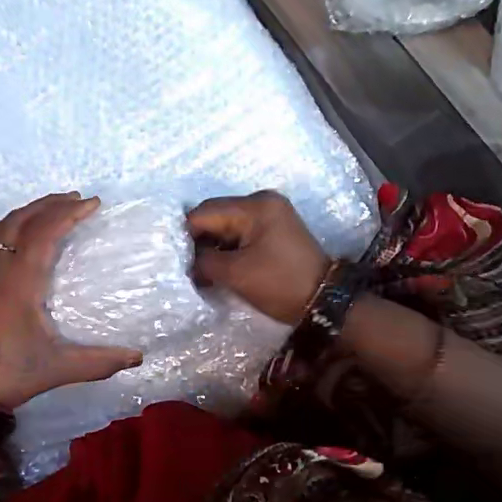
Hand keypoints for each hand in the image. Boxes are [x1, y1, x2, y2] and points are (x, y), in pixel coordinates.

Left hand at [0, 193, 144, 407]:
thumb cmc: (15, 372)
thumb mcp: (62, 368)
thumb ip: (101, 362)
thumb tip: (138, 357)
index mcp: (21, 286)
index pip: (42, 235)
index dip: (67, 215)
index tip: (92, 204)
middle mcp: (1, 272)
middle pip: (21, 222)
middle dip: (50, 204)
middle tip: (79, 199)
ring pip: (3, 227)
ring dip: (29, 210)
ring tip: (55, 205)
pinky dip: (14, 223)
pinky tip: (28, 229)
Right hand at [187, 191, 331, 323]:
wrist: (324, 300)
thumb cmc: (279, 284)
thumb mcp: (236, 274)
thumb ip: (204, 261)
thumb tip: (188, 260)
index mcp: (255, 206)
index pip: (204, 212)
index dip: (187, 236)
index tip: (178, 261)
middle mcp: (263, 201)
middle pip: (216, 215)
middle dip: (200, 241)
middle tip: (189, 268)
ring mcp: (271, 214)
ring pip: (227, 226)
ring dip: (214, 247)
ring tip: (203, 271)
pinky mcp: (274, 230)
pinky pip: (241, 233)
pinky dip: (229, 249)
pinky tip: (220, 268)